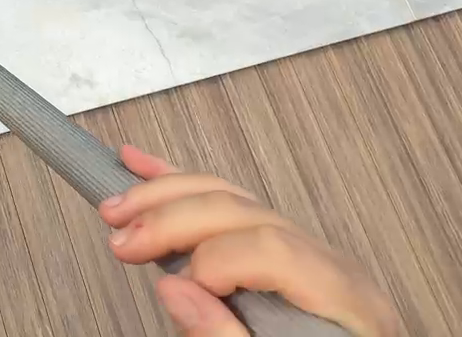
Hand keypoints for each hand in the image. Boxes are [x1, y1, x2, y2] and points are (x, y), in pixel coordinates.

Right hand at [99, 145, 402, 336]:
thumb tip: (174, 289)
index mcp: (345, 299)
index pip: (270, 248)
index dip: (214, 259)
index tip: (173, 285)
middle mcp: (326, 263)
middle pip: (238, 210)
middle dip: (168, 217)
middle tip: (120, 239)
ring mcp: (301, 249)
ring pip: (223, 193)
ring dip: (160, 192)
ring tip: (116, 206)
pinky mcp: (275, 246)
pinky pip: (221, 197)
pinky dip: (174, 180)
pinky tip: (138, 162)